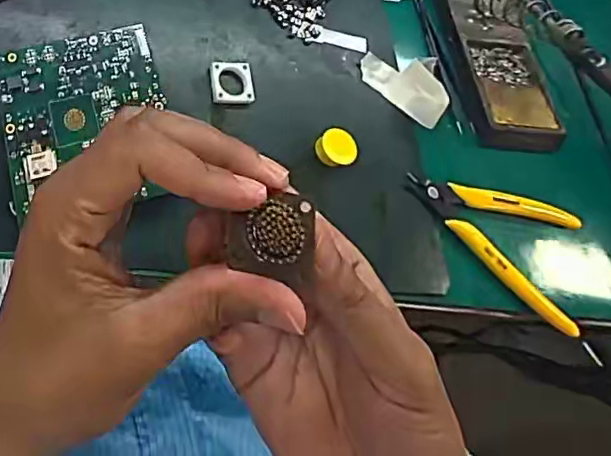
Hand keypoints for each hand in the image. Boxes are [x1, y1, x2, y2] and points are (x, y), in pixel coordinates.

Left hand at [0, 108, 307, 453]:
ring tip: (252, 179)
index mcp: (68, 205)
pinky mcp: (95, 211)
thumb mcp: (138, 344)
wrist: (13, 402)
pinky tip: (218, 189)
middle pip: (141, 130)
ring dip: (199, 152)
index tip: (253, 195)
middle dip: (208, 147)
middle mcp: (71, 185)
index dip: (199, 166)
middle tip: (267, 178)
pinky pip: (142, 168)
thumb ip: (208, 306)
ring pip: (142, 140)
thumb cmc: (60, 376)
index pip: (135, 149)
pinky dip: (185, 170)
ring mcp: (82, 194)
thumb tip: (286, 297)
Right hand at [187, 203, 464, 454]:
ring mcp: (261, 317)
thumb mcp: (398, 356)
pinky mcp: (238, 353)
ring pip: (223, 271)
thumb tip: (310, 233)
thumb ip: (354, 297)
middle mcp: (291, 286)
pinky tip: (197, 299)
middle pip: (251, 238)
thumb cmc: (414, 421)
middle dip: (227, 221)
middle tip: (209, 217)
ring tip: (198, 250)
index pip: (298, 225)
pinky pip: (209, 319)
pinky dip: (197, 303)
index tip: (245, 189)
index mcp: (334, 274)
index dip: (271, 203)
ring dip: (206, 255)